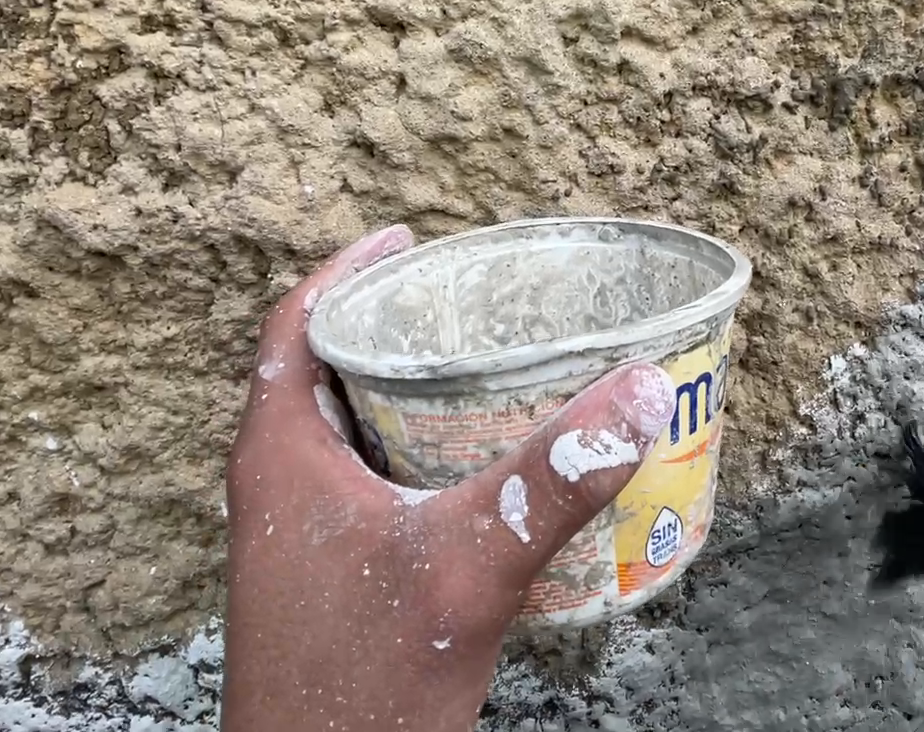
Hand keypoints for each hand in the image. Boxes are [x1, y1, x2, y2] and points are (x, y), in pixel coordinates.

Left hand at [221, 225, 677, 731]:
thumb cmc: (361, 689)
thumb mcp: (469, 564)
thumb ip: (554, 478)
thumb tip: (642, 390)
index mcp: (281, 453)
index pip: (296, 325)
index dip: (348, 269)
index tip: (411, 238)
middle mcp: (287, 478)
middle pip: (332, 363)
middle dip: (395, 319)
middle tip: (466, 295)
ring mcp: (312, 522)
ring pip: (359, 417)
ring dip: (413, 378)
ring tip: (484, 354)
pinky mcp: (343, 558)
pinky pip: (383, 465)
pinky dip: (428, 436)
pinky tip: (488, 448)